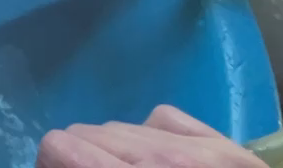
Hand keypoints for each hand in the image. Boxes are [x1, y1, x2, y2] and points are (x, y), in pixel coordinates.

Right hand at [38, 106, 268, 167]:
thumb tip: (52, 167)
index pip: (60, 147)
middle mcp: (170, 161)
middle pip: (83, 133)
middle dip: (83, 164)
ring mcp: (207, 152)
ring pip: (118, 127)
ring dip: (117, 156)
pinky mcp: (230, 148)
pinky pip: (163, 118)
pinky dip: (154, 139)